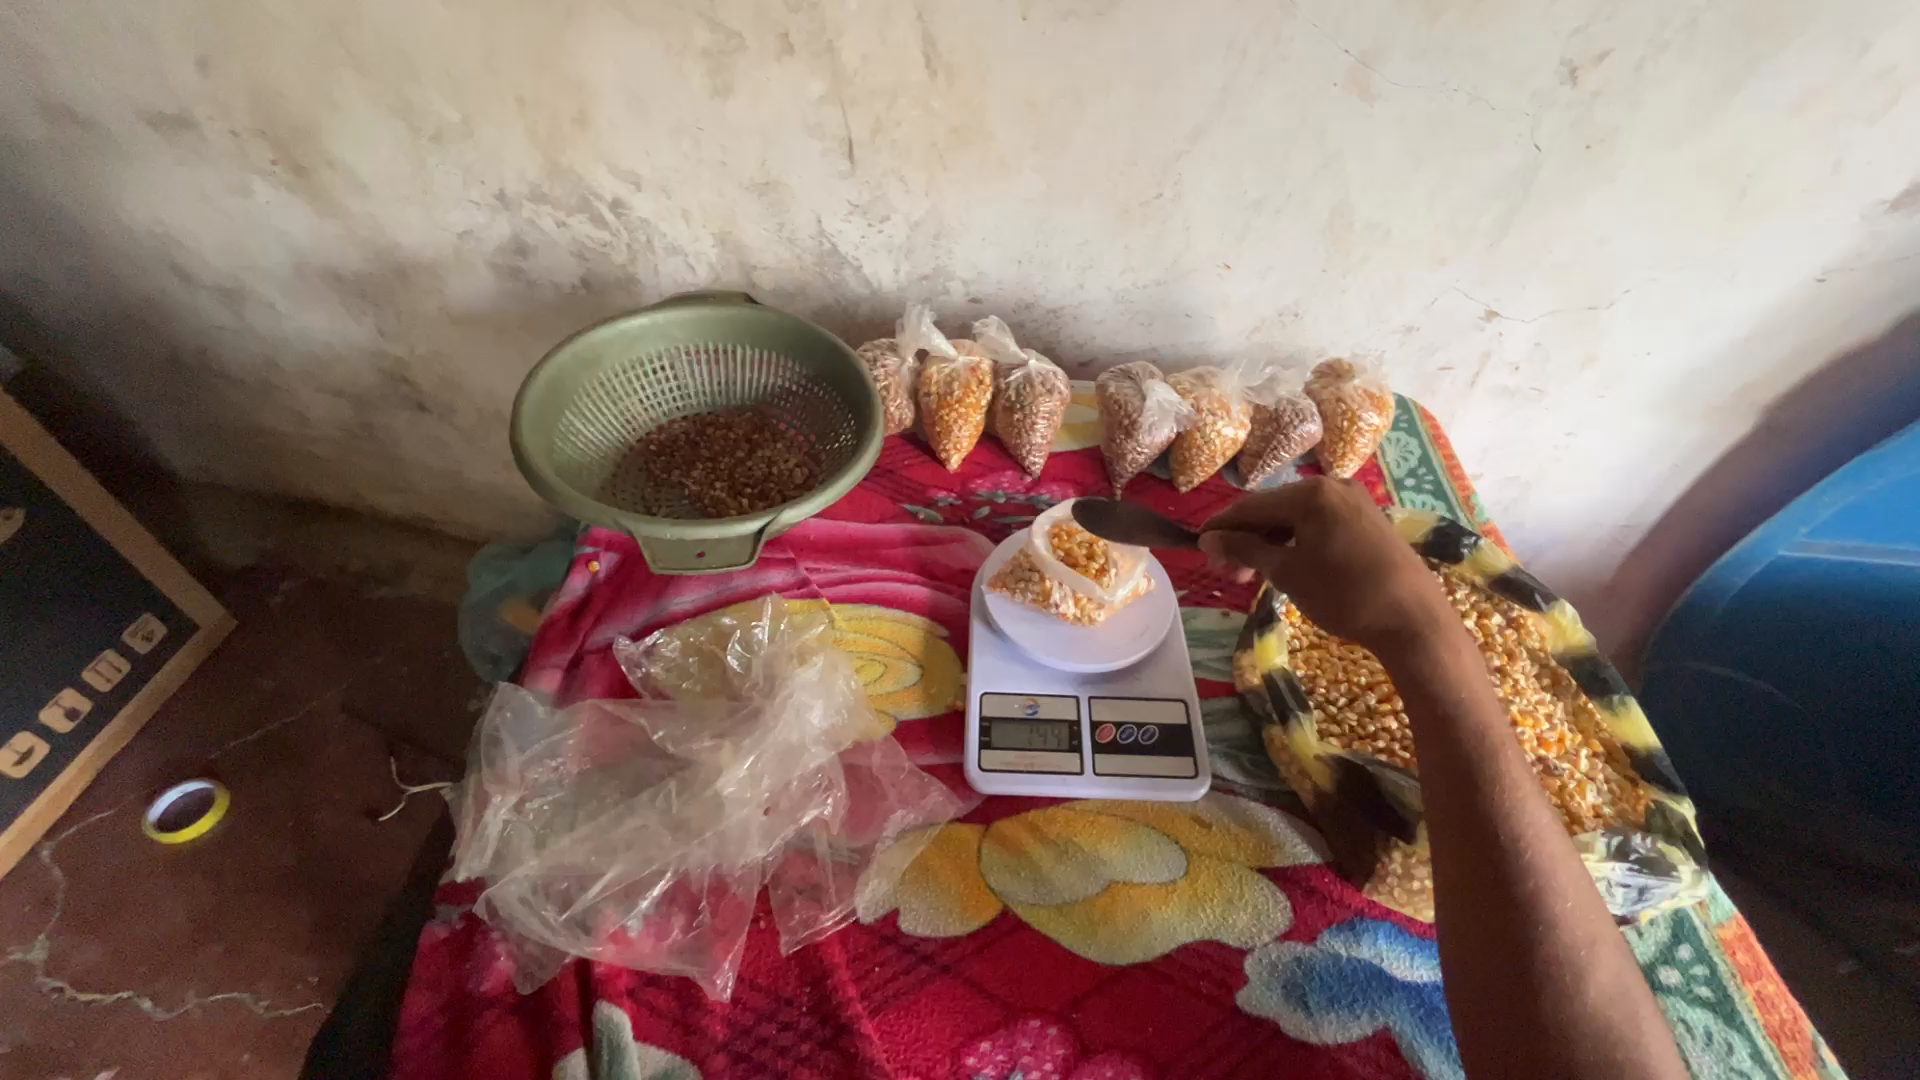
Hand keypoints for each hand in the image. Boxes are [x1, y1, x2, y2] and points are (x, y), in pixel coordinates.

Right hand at [1199, 477, 1458, 658]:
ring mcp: (1353, 502)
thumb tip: (1208, 539)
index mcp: (1309, 493)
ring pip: (1295, 518)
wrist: (1413, 620)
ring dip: (1267, 543)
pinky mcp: (1366, 521)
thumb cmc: (1342, 593)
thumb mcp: (1285, 571)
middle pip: (1272, 509)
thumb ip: (1244, 549)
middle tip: (1224, 571)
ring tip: (1249, 574)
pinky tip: (1282, 565)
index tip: (1199, 547)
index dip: (1221, 527)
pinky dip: (1294, 543)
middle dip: (1244, 538)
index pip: (1250, 506)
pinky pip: (1317, 524)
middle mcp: (1332, 487)